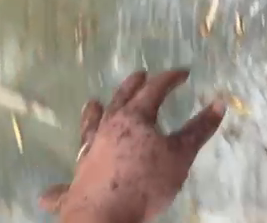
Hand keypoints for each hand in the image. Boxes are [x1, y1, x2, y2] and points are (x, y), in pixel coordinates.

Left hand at [39, 69, 224, 221]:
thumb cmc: (144, 184)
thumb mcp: (180, 155)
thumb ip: (199, 129)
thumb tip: (219, 103)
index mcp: (134, 120)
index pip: (154, 90)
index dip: (170, 78)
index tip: (183, 73)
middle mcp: (107, 133)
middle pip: (119, 102)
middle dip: (131, 87)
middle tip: (139, 74)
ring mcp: (87, 160)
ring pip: (88, 132)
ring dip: (90, 118)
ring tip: (89, 105)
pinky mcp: (73, 190)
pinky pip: (63, 188)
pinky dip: (58, 190)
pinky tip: (47, 193)